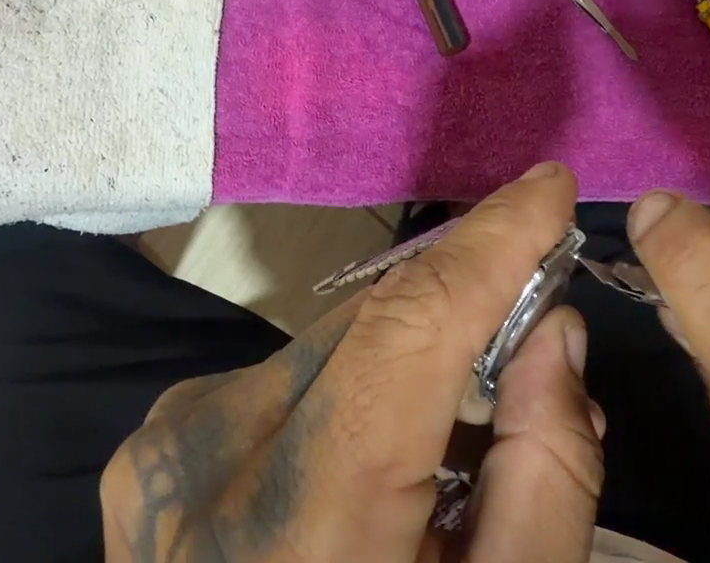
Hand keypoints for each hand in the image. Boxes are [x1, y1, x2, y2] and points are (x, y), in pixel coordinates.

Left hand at [100, 162, 604, 561]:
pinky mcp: (155, 444)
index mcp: (297, 524)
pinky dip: (348, 389)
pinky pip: (283, 378)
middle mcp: (211, 455)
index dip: (488, 244)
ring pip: (329, 346)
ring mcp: (166, 446)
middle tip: (536, 334)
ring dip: (405, 360)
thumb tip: (554, 333)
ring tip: (453, 436)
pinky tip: (372, 458)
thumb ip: (543, 481)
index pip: (407, 327)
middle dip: (463, 309)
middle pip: (371, 330)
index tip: (550, 185)